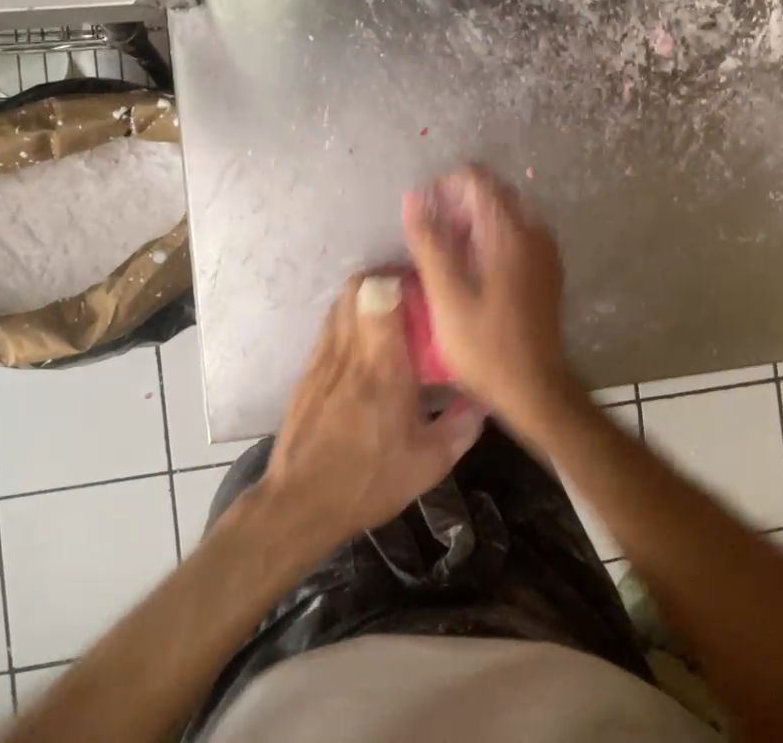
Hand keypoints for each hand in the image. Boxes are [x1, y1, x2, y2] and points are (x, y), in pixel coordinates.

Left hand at [260, 275, 486, 544]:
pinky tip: (365, 352)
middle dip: (384, 279)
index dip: (402, 278)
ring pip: (339, 304)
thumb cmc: (369, 482)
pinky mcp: (306, 374)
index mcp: (383, 367)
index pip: (379, 292)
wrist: (300, 504)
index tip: (426, 290)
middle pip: (356, 286)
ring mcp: (321, 360)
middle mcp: (349, 352)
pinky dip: (348, 325)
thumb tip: (482, 400)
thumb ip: (462, 426)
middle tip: (410, 298)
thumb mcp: (430, 463)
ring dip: (364, 300)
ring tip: (389, 320)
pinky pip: (328, 330)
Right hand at [401, 166, 578, 419]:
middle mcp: (534, 233)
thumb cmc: (485, 345)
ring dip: (472, 224)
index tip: (423, 213)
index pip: (477, 179)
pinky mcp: (546, 271)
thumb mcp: (446, 296)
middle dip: (457, 205)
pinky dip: (490, 241)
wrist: (535, 389)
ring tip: (446, 257)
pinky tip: (471, 272)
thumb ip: (429, 242)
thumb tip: (413, 197)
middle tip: (430, 239)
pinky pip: (515, 237)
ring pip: (504, 215)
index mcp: (510, 232)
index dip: (445, 186)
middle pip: (492, 194)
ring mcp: (544, 252)